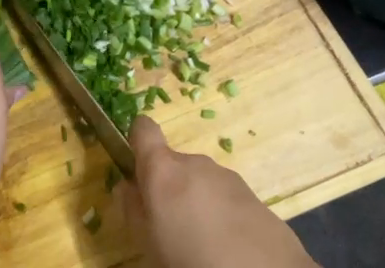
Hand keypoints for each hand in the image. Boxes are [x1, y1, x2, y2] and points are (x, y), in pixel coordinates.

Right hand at [113, 115, 319, 267]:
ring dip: (199, 204)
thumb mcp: (148, 244)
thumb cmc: (191, 261)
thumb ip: (133, 210)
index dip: (138, 142)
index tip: (138, 168)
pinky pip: (228, 201)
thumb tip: (127, 187)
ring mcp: (229, 179)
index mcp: (164, 170)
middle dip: (172, 189)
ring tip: (204, 245)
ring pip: (203, 184)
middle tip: (173, 228)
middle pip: (175, 165)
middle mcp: (196, 163)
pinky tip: (231, 251)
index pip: (144, 130)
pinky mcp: (256, 199)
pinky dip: (225, 218)